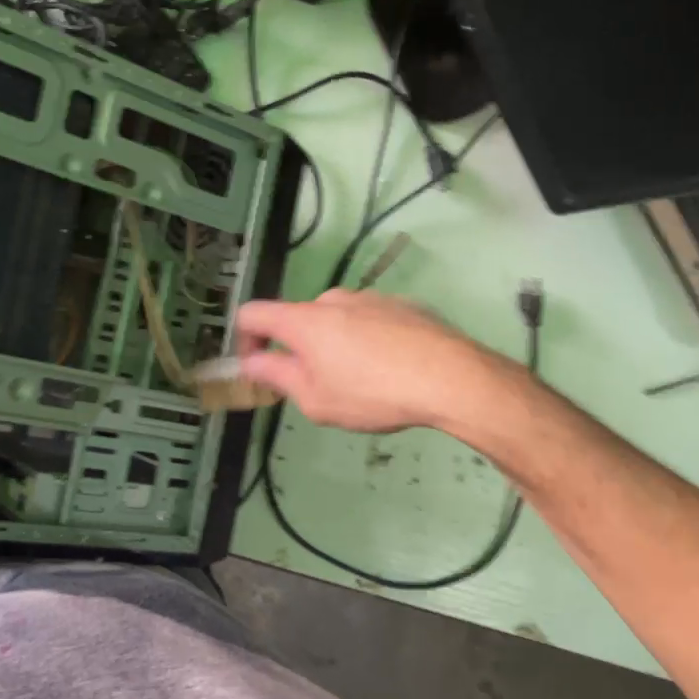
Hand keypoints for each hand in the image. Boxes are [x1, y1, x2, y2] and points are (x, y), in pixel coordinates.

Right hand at [234, 290, 519, 434]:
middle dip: (298, 348)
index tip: (257, 366)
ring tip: (361, 380)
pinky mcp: (404, 305)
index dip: (244, 339)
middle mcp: (332, 299)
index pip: (252, 314)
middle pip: (298, 319)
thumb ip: (277, 376)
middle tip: (316, 384)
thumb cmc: (373, 393)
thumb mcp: (315, 399)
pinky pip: (371, 321)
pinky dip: (368, 340)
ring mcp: (371, 298)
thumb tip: (252, 362)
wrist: (455, 380)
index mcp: (303, 320)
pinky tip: (392, 369)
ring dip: (334, 344)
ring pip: (337, 320)